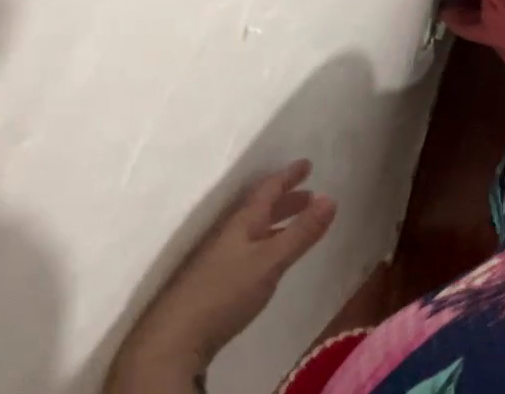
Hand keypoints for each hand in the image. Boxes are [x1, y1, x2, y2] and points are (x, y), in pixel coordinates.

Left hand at [109, 161, 336, 386]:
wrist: (173, 340)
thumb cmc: (225, 292)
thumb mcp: (271, 261)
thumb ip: (301, 232)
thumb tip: (331, 197)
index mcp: (241, 222)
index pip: (267, 190)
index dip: (287, 176)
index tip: (307, 164)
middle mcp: (229, 234)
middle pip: (259, 208)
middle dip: (285, 199)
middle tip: (309, 193)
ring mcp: (218, 257)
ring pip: (253, 229)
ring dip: (276, 221)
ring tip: (297, 222)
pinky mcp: (215, 281)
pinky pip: (248, 247)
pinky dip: (266, 241)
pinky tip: (270, 257)